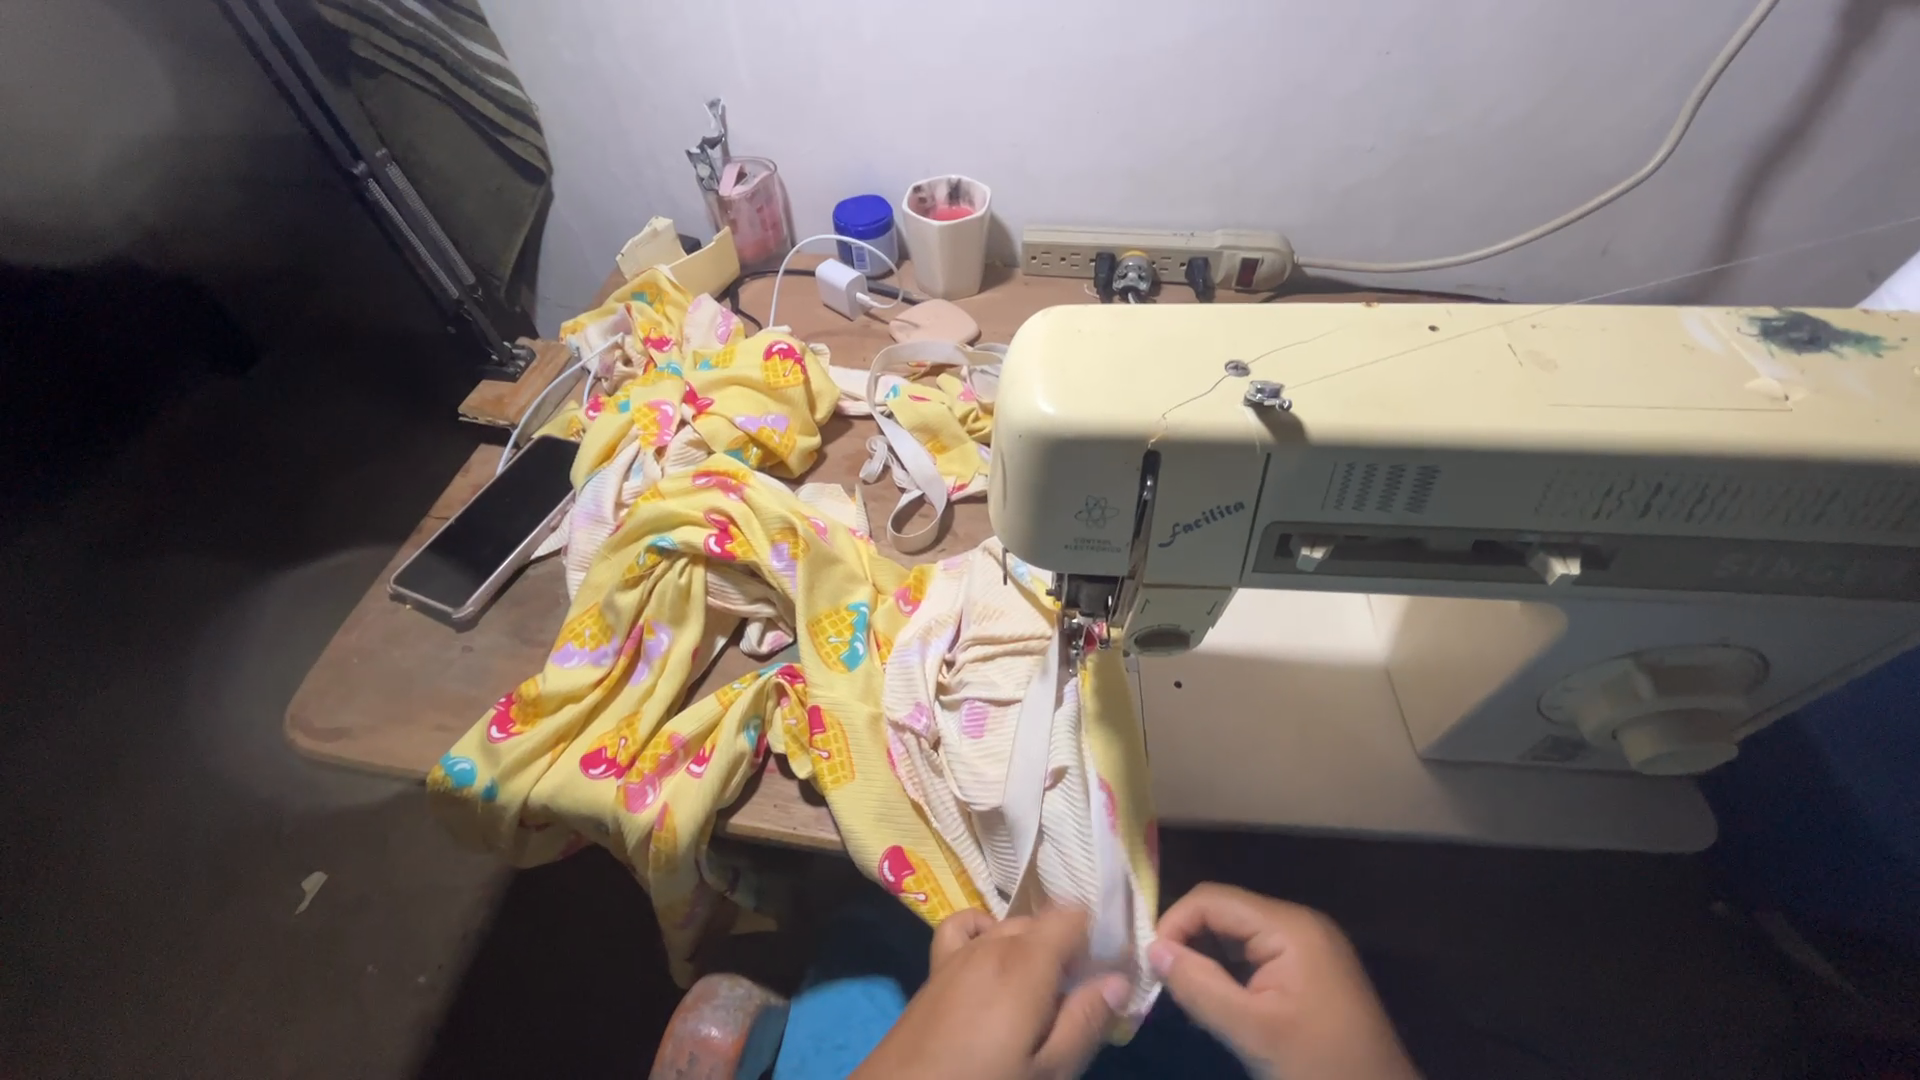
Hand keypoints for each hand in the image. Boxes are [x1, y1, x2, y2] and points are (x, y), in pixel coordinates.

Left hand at [852, 906, 1129, 1079]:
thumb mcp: (1048, 1071)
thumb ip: (1085, 1021)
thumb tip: (1119, 979)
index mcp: (1027, 961)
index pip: (1074, 915)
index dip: (1099, 936)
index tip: (1111, 970)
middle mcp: (995, 941)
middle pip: (1044, 923)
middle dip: (1069, 949)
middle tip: (1082, 997)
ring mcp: (962, 949)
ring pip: (1011, 927)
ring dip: (1034, 948)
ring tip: (1044, 994)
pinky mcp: (937, 964)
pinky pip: (966, 926)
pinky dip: (986, 931)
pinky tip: (993, 963)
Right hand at [1151, 883, 1417, 1079]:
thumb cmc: (1323, 1070)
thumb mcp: (1255, 1033)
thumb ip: (1201, 987)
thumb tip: (1153, 950)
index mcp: (1289, 926)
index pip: (1212, 900)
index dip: (1175, 923)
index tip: (1151, 965)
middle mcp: (1298, 924)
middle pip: (1224, 913)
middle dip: (1189, 941)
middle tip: (1162, 980)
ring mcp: (1307, 947)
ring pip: (1236, 935)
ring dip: (1207, 958)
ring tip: (1183, 991)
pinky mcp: (1309, 971)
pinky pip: (1255, 955)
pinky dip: (1229, 972)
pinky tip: (1216, 1000)